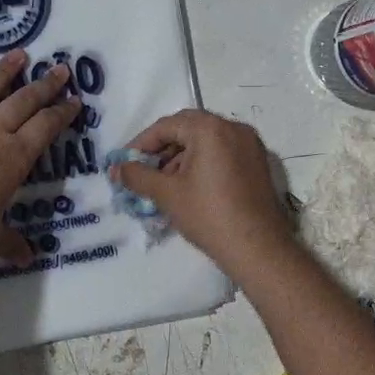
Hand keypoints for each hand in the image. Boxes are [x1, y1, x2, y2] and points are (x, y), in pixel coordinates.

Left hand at [0, 49, 82, 266]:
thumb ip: (9, 242)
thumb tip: (26, 258)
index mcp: (13, 158)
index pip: (45, 128)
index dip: (62, 112)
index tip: (74, 100)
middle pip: (23, 101)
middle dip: (44, 85)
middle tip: (59, 70)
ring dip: (3, 71)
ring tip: (18, 54)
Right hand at [111, 110, 294, 272]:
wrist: (257, 248)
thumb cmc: (208, 215)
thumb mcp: (167, 194)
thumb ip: (138, 176)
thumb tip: (116, 169)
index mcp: (211, 129)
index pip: (167, 125)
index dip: (141, 143)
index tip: (125, 162)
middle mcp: (234, 128)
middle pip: (188, 128)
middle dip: (162, 148)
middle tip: (143, 169)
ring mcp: (250, 145)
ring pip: (207, 141)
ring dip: (181, 157)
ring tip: (164, 183)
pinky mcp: (258, 163)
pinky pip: (223, 153)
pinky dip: (202, 163)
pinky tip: (190, 187)